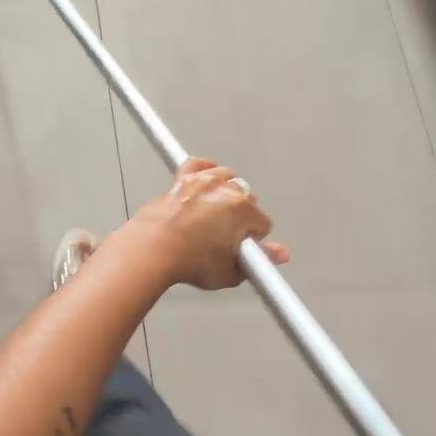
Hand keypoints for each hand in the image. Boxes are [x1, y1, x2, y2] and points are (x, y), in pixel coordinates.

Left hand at [121, 157, 286, 289]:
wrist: (153, 248)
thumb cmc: (194, 263)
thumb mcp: (231, 272)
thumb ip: (260, 261)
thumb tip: (282, 253)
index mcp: (244, 211)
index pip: (262, 223)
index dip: (253, 239)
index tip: (241, 249)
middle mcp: (227, 189)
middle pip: (246, 198)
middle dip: (240, 215)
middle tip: (225, 235)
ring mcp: (202, 180)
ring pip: (226, 178)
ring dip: (225, 191)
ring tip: (216, 211)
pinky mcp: (181, 178)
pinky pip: (197, 164)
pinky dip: (205, 166)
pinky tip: (208, 171)